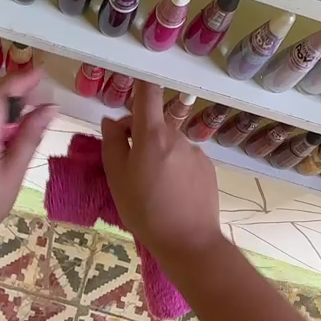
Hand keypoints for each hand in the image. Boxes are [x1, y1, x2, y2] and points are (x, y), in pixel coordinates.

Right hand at [100, 81, 225, 264]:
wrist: (189, 242)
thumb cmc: (145, 211)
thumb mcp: (117, 179)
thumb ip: (112, 144)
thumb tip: (112, 121)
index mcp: (153, 135)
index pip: (147, 93)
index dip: (140, 82)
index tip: (134, 78)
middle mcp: (178, 136)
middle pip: (155, 124)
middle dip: (140, 136)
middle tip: (128, 167)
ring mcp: (196, 152)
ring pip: (169, 145)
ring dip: (158, 156)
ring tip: (151, 188)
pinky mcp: (208, 169)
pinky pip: (184, 160)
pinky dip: (174, 169)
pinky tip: (170, 194)